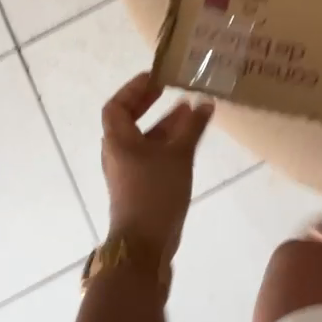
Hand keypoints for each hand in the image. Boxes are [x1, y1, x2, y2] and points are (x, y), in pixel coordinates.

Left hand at [101, 73, 213, 265]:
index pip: (116, 105)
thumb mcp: (178, 154)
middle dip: (149, 103)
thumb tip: (205, 102)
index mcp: (118, 140)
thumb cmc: (155, 192)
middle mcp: (117, 152)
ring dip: (164, 124)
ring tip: (190, 112)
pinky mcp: (140, 186)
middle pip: (129, 120)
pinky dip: (167, 143)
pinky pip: (151, 155)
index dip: (134, 88)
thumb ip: (192, 126)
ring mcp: (128, 171)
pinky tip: (189, 142)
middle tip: (170, 90)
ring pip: (144, 138)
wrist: (144, 244)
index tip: (155, 77)